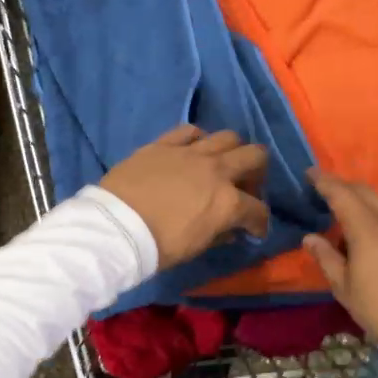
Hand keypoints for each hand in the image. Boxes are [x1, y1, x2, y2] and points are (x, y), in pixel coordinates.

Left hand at [100, 125, 270, 269]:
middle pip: (255, 156)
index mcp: (228, 202)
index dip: (260, 222)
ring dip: (232, 151)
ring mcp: (191, 152)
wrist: (117, 227)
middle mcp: (217, 170)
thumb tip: (230, 230)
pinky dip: (198, 140)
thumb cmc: (160, 245)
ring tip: (220, 165)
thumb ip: (219, 233)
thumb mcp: (197, 247)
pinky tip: (193, 150)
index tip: (254, 229)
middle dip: (257, 173)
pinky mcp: (164, 144)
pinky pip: (190, 131)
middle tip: (245, 187)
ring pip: (228, 137)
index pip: (258, 210)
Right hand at [302, 168, 377, 342]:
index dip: (325, 181)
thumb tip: (310, 238)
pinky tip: (377, 232)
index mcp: (369, 230)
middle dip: (345, 186)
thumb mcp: (344, 287)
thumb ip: (326, 257)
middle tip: (326, 188)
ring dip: (365, 201)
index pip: (343, 195)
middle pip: (367, 192)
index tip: (310, 173)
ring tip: (350, 211)